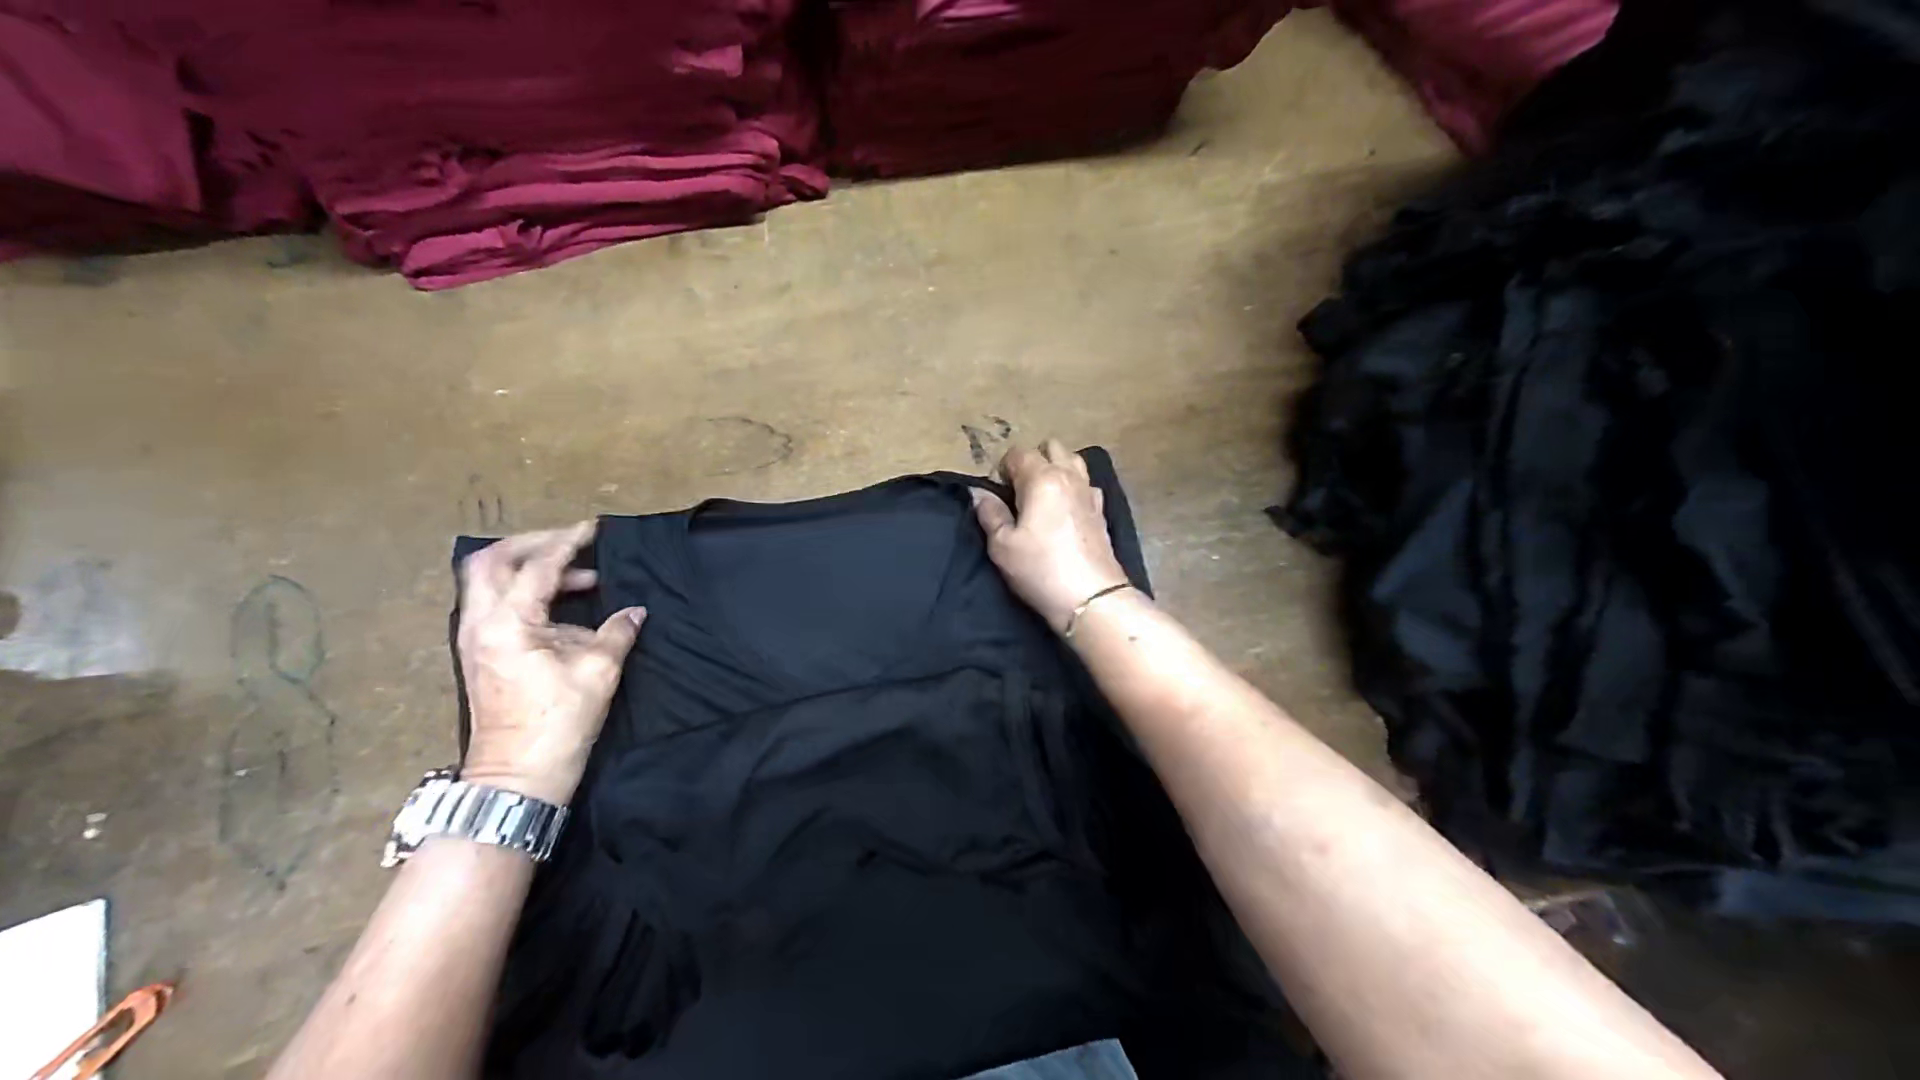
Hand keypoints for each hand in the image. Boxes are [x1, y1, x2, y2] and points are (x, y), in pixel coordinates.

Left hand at [455, 521, 644, 804]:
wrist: (519, 775)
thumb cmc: (559, 721)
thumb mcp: (599, 670)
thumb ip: (618, 630)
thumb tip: (634, 612)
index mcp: (508, 623)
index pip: (538, 566)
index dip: (568, 542)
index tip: (593, 529)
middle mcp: (480, 624)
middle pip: (492, 561)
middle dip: (533, 544)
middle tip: (572, 543)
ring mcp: (475, 639)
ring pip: (489, 582)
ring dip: (530, 568)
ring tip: (579, 577)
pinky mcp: (482, 653)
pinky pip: (496, 603)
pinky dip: (526, 591)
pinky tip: (562, 605)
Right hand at [971, 439, 1132, 631]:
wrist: (1091, 598)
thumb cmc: (1040, 569)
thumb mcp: (1002, 545)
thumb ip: (989, 513)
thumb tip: (978, 493)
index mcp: (1042, 478)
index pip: (1017, 454)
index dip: (1002, 470)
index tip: (997, 497)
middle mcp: (1069, 476)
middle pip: (1050, 447)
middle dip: (1032, 461)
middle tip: (1019, 492)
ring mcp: (1090, 492)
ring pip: (1073, 461)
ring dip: (1056, 469)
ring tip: (1042, 498)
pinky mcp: (1102, 512)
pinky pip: (1086, 484)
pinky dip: (1074, 488)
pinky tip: (1065, 511)